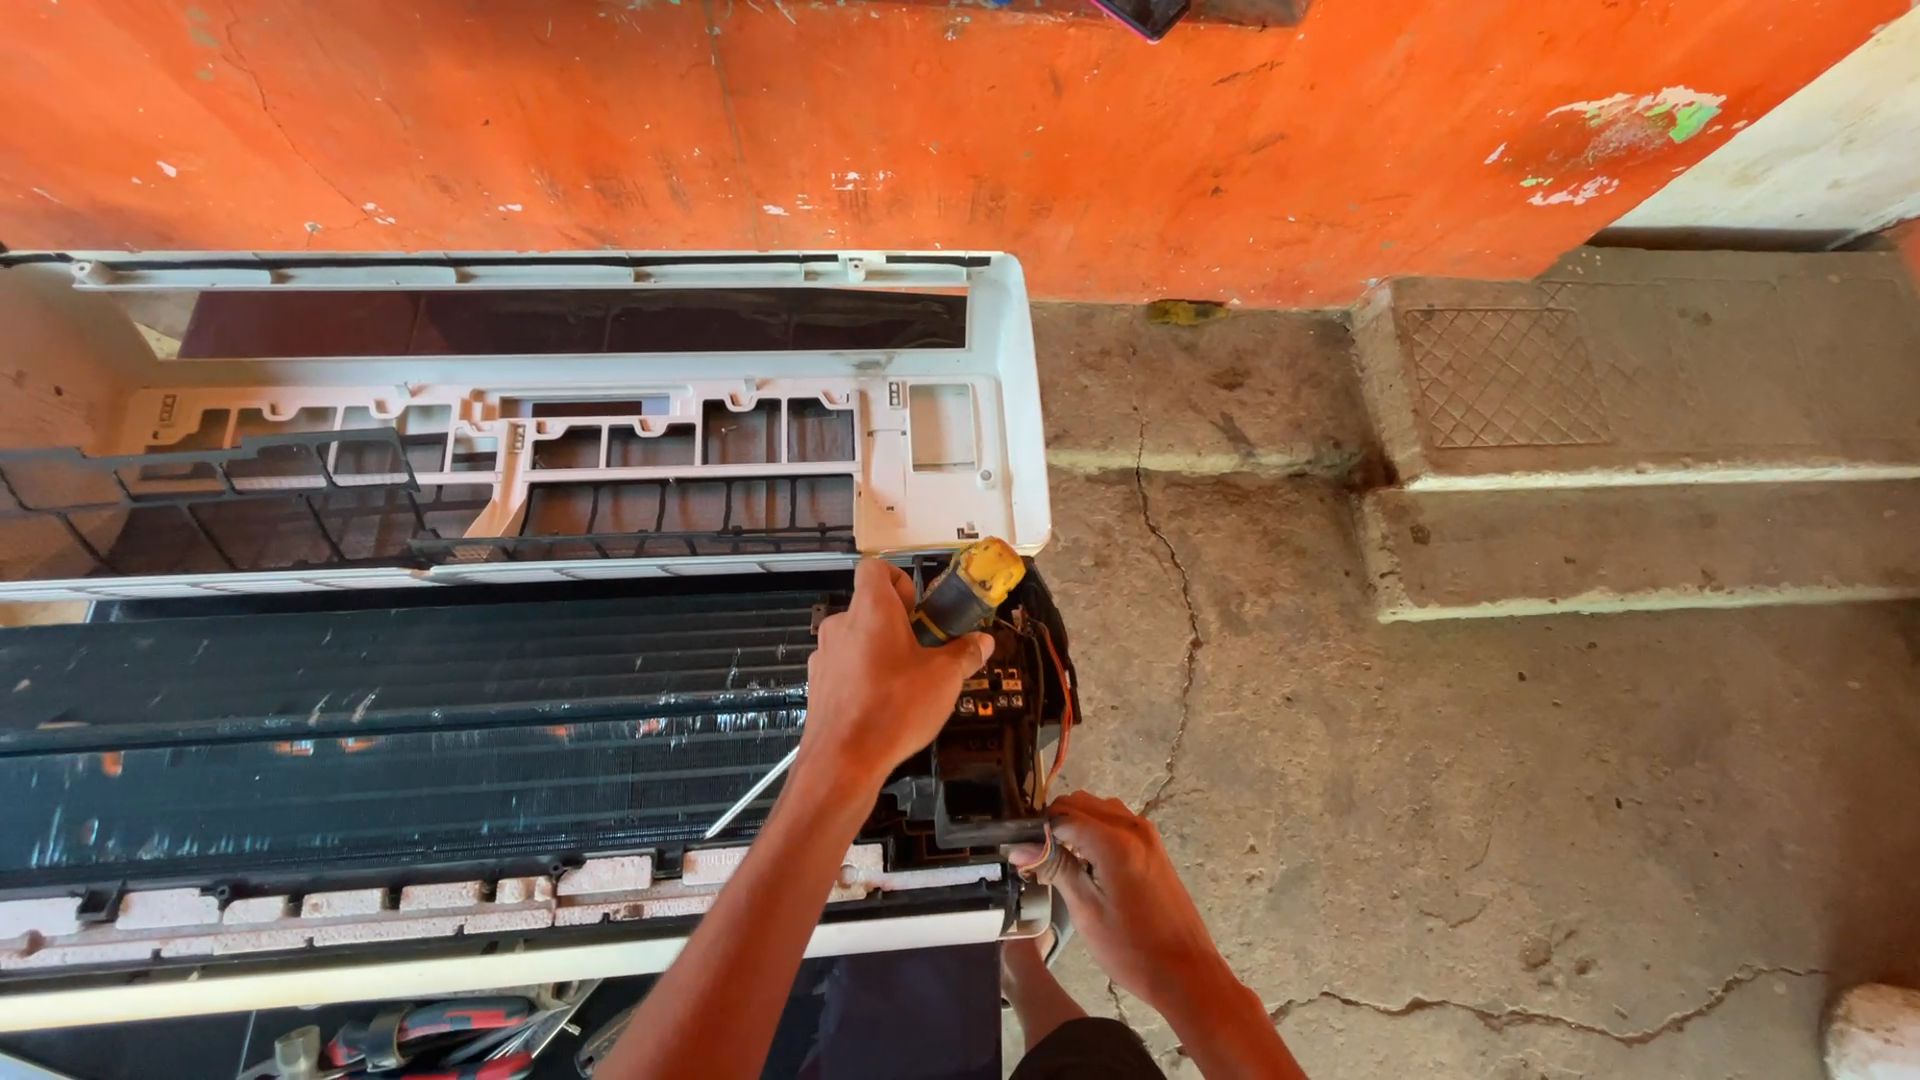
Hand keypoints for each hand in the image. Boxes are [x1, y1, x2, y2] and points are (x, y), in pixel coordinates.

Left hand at [797, 558, 994, 796]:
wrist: (843, 761)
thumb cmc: (895, 707)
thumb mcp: (945, 679)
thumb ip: (965, 654)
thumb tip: (983, 641)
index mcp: (870, 609)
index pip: (875, 568)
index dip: (899, 579)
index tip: (918, 609)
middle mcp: (841, 624)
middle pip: (869, 607)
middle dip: (897, 624)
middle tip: (923, 652)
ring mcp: (823, 655)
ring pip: (856, 639)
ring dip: (879, 651)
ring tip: (905, 684)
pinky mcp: (817, 685)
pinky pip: (844, 667)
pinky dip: (862, 676)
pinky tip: (882, 706)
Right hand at [1012, 792, 1233, 1015]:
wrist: (1187, 973)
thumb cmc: (1132, 949)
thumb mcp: (1086, 910)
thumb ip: (1055, 868)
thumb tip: (1018, 848)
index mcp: (1115, 841)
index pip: (1062, 815)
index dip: (1037, 830)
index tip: (1022, 851)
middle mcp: (1132, 826)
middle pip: (1079, 803)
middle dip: (1055, 823)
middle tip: (1038, 856)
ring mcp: (1147, 834)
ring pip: (1097, 808)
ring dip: (1075, 824)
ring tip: (1060, 859)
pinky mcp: (1153, 846)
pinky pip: (1115, 820)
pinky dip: (1095, 830)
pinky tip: (1087, 861)